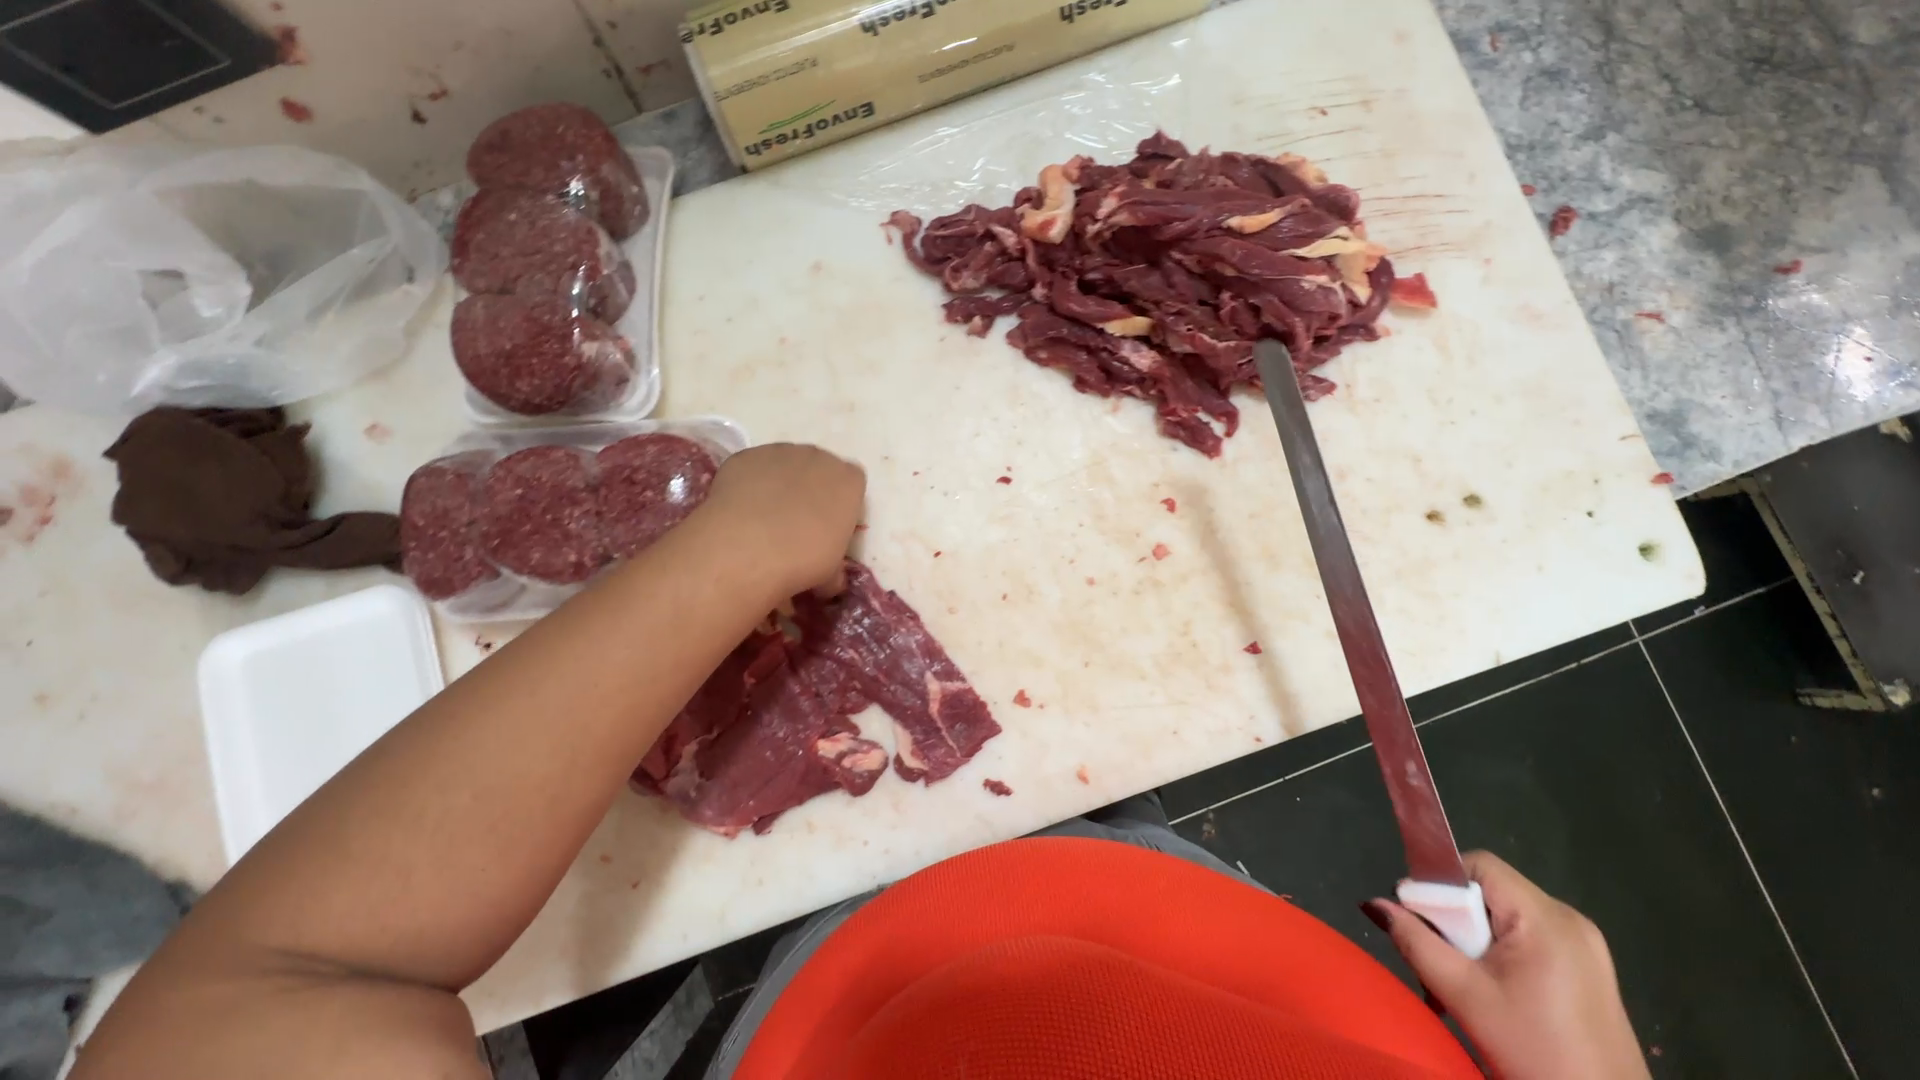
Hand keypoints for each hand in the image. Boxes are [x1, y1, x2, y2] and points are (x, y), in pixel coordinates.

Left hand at [695, 443, 865, 599]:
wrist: (748, 548)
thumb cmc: (803, 561)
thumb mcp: (831, 574)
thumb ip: (836, 570)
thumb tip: (831, 581)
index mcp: (849, 481)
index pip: (852, 483)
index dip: (840, 505)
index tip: (829, 528)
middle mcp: (818, 457)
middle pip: (818, 469)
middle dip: (810, 491)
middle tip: (796, 524)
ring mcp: (779, 452)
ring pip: (783, 465)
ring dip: (778, 485)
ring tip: (763, 519)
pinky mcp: (745, 456)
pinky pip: (751, 469)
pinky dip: (748, 485)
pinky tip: (740, 511)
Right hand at [1364, 851, 1649, 1079]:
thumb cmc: (1533, 1051)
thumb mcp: (1463, 995)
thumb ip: (1416, 941)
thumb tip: (1375, 904)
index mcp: (1545, 918)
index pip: (1478, 866)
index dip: (1441, 884)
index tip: (1421, 921)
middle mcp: (1569, 918)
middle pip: (1490, 892)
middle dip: (1455, 920)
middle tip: (1439, 963)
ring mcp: (1585, 943)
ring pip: (1506, 918)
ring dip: (1474, 941)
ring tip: (1462, 985)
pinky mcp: (1589, 967)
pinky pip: (1529, 940)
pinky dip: (1500, 955)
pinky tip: (1493, 992)